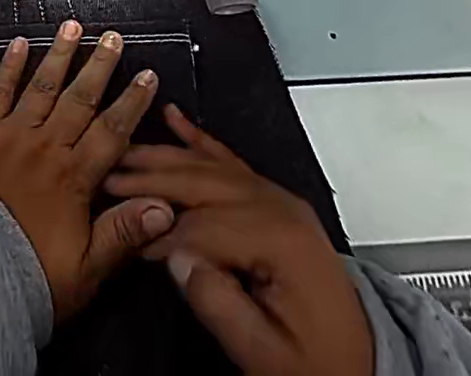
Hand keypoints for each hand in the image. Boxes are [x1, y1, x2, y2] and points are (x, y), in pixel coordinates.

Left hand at [0, 20, 174, 321]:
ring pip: (42, 86)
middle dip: (100, 66)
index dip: (133, 103)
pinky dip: (9, 66)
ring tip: (73, 25)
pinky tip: (18, 43)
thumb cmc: (28, 274)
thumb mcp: (86, 269)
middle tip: (113, 37)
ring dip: (60, 54)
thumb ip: (124, 233)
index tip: (148, 76)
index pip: (112, 131)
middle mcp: (46, 145)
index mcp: (74, 176)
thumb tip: (165, 206)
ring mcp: (12, 134)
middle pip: (80, 99)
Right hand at [107, 105, 374, 375]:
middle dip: (151, 179)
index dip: (161, 232)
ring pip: (208, 164)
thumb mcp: (268, 355)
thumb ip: (219, 305)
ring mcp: (276, 197)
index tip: (130, 239)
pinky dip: (197, 138)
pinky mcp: (271, 197)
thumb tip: (173, 257)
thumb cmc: (319, 363)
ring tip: (127, 149)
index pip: (204, 225)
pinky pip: (228, 158)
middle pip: (201, 182)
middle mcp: (279, 206)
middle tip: (110, 177)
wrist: (360, 365)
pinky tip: (175, 119)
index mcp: (281, 239)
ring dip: (164, 156)